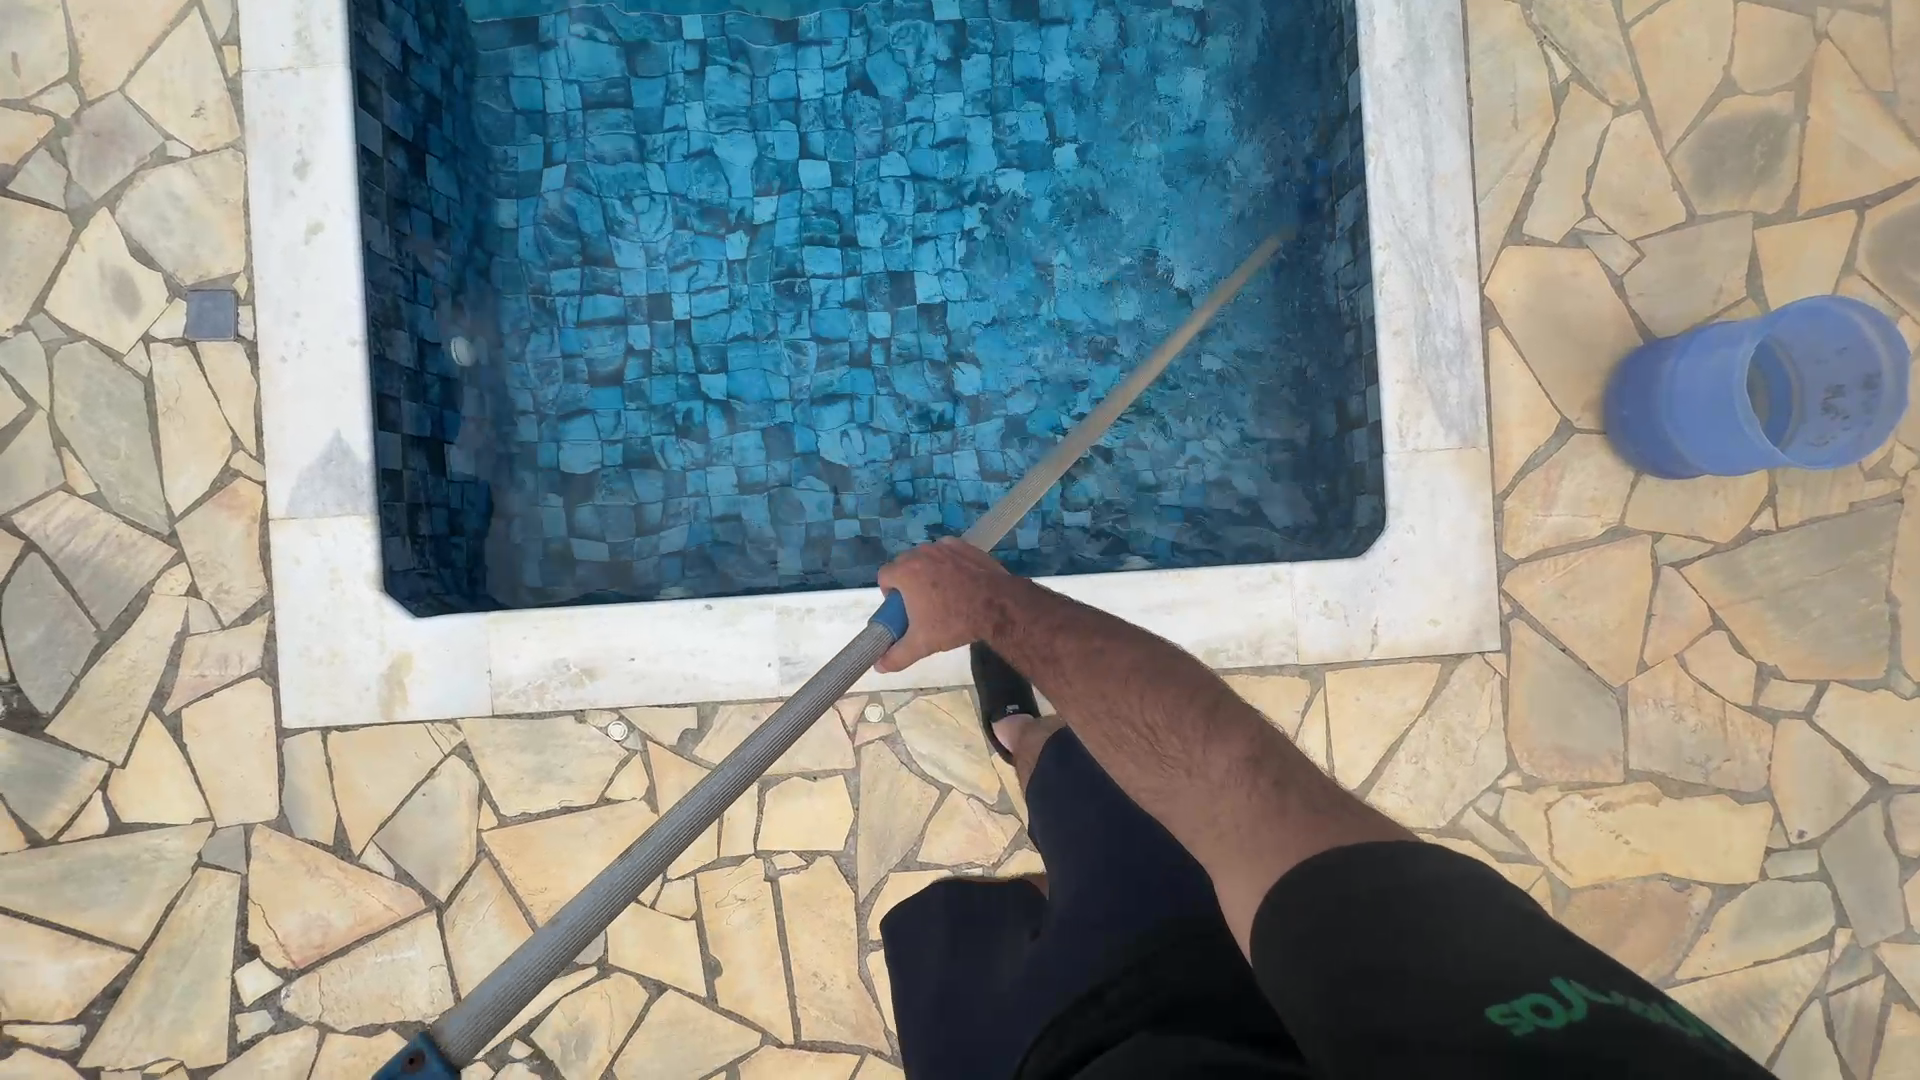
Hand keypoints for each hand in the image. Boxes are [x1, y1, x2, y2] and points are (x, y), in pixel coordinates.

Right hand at [874, 538, 1017, 672]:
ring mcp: (943, 547)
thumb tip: (879, 666)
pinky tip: (958, 579)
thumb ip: (896, 656)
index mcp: (905, 572)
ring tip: (941, 591)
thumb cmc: (954, 622)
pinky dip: (947, 562)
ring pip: (925, 556)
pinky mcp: (963, 546)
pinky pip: (946, 551)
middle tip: (920, 602)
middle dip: (907, 580)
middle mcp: (921, 553)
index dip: (889, 592)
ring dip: (926, 570)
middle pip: (904, 564)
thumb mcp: (922, 644)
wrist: (997, 607)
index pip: (884, 576)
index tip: (901, 607)